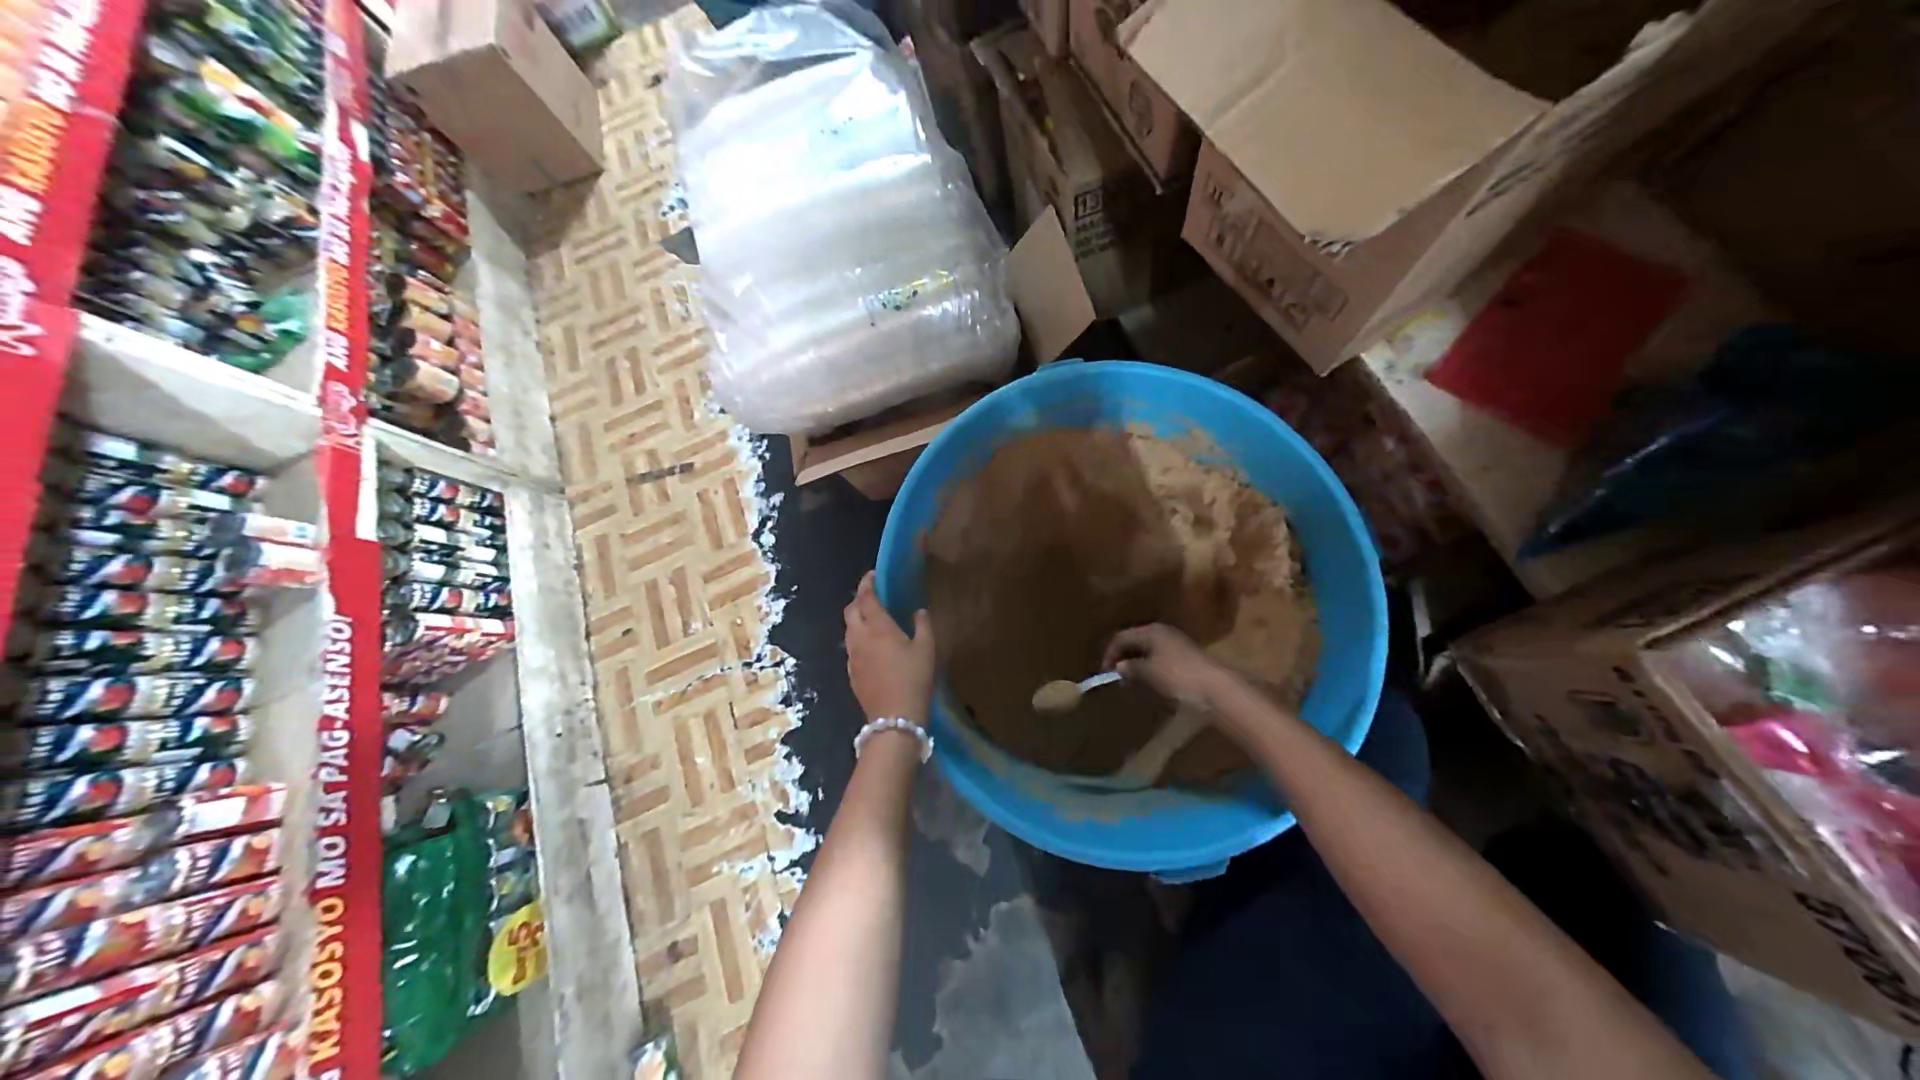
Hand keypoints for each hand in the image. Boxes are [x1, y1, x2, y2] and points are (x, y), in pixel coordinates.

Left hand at [845, 571, 935, 724]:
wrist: (894, 719)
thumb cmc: (914, 679)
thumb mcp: (927, 649)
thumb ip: (922, 625)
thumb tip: (918, 612)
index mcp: (878, 626)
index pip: (866, 597)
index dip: (868, 582)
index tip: (873, 574)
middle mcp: (859, 637)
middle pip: (851, 610)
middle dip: (859, 599)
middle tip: (874, 596)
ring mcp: (852, 656)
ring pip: (848, 629)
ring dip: (857, 619)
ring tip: (873, 619)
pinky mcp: (851, 673)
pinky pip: (851, 647)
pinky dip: (858, 638)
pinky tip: (872, 646)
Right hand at [1103, 624, 1234, 711]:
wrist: (1216, 688)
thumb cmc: (1178, 675)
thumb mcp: (1149, 672)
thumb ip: (1131, 667)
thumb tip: (1119, 667)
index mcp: (1151, 631)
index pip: (1122, 637)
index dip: (1110, 653)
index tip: (1105, 672)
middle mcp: (1162, 633)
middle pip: (1134, 641)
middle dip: (1123, 658)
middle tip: (1116, 676)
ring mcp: (1174, 644)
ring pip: (1147, 650)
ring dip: (1136, 664)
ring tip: (1130, 681)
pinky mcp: (1183, 657)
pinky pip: (1158, 658)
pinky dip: (1148, 668)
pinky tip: (1148, 681)